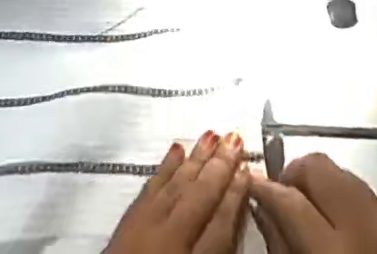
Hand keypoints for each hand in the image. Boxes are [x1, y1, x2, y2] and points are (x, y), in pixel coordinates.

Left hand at [104, 131, 250, 253]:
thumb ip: (215, 247)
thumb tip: (229, 222)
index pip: (220, 224)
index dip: (236, 195)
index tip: (247, 168)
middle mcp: (170, 238)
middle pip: (199, 195)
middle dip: (219, 167)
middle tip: (234, 136)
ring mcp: (146, 225)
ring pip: (176, 184)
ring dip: (195, 158)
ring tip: (210, 135)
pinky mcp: (129, 221)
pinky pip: (151, 187)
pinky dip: (165, 167)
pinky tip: (175, 149)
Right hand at [249, 152, 376, 253]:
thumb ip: (280, 247)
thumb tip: (264, 207)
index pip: (289, 199)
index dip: (263, 188)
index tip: (249, 184)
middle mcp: (364, 228)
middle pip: (316, 167)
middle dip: (291, 175)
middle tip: (280, 198)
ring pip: (338, 171)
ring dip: (315, 182)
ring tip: (304, 208)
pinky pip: (357, 191)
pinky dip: (337, 194)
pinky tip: (330, 220)